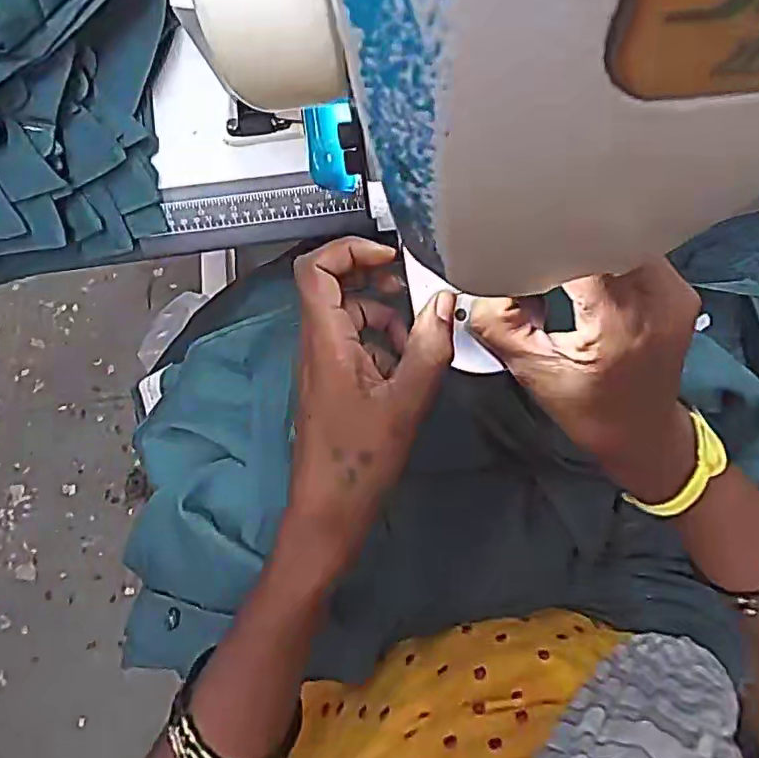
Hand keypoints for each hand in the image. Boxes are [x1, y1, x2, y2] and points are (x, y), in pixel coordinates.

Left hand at [283, 237, 455, 579]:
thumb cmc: (360, 460)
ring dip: (384, 317)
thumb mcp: (407, 399)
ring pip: (350, 316)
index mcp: (326, 340)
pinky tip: (404, 368)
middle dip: (375, 281)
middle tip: (409, 290)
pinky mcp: (332, 380)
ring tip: (415, 341)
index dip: (349, 249)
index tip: (387, 256)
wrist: (330, 508)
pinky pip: (355, 342)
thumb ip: (428, 346)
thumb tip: (442, 304)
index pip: (316, 269)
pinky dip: (382, 343)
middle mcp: (317, 345)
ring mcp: (322, 362)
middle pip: (334, 286)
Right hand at [470, 259, 699, 502]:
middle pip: (605, 236)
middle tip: (540, 251)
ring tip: (565, 262)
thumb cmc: (592, 411)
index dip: (547, 239)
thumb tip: (484, 279)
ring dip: (590, 244)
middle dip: (567, 238)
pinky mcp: (678, 290)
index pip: (581, 246)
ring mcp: (674, 292)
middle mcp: (657, 300)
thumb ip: (499, 321)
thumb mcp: (531, 370)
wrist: (642, 433)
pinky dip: (608, 255)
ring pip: (623, 238)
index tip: (524, 246)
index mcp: (619, 321)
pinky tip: (590, 272)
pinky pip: (637, 252)